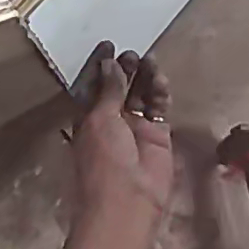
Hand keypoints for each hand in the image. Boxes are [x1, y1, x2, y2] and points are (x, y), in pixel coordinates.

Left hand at [68, 41, 173, 211]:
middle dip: (124, 69)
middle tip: (132, 52)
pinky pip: (159, 108)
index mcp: (87, 117)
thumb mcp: (100, 120)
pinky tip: (160, 78)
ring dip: (143, 77)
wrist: (128, 202)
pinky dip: (160, 93)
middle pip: (119, 88)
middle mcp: (110, 121)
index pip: (94, 85)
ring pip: (140, 95)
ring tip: (148, 58)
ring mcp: (134, 128)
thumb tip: (109, 65)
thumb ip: (108, 91)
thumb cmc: (103, 160)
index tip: (108, 45)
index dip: (100, 66)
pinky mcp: (157, 136)